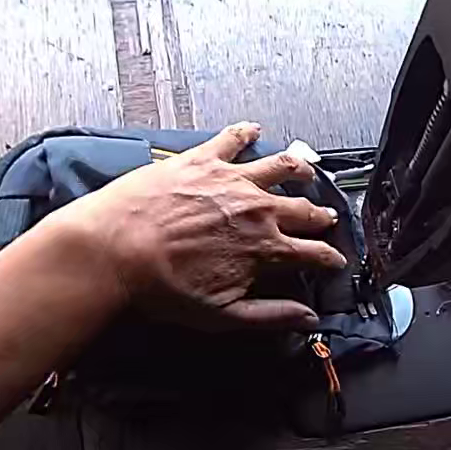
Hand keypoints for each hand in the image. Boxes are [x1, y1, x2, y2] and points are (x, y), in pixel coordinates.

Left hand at [46, 122, 347, 328]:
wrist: (114, 249)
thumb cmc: (164, 287)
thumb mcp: (223, 315)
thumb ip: (271, 316)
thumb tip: (308, 320)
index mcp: (265, 248)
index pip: (313, 252)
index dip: (329, 258)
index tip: (336, 261)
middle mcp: (257, 209)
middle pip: (302, 210)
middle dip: (320, 216)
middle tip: (328, 219)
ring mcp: (231, 180)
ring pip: (279, 167)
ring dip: (298, 170)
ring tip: (307, 170)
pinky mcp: (202, 160)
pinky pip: (232, 140)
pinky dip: (245, 133)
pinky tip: (252, 129)